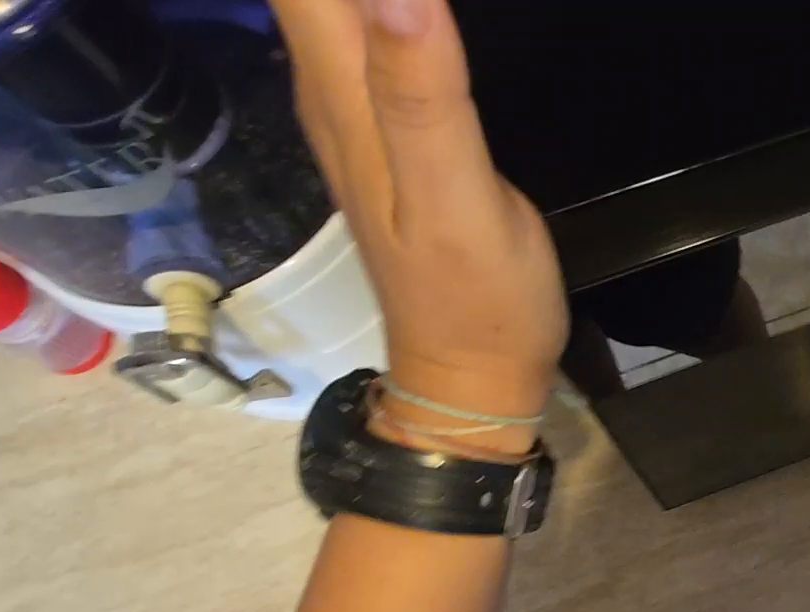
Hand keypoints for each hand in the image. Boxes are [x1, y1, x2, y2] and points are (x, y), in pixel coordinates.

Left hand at [271, 0, 566, 451]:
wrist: (473, 376)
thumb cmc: (479, 301)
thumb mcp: (461, 205)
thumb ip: (426, 99)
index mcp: (346, 94)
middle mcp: (332, 92)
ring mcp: (357, 120)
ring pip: (329, 0)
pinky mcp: (390, 142)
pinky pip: (363, 37)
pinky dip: (372, 1)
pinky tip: (408, 2)